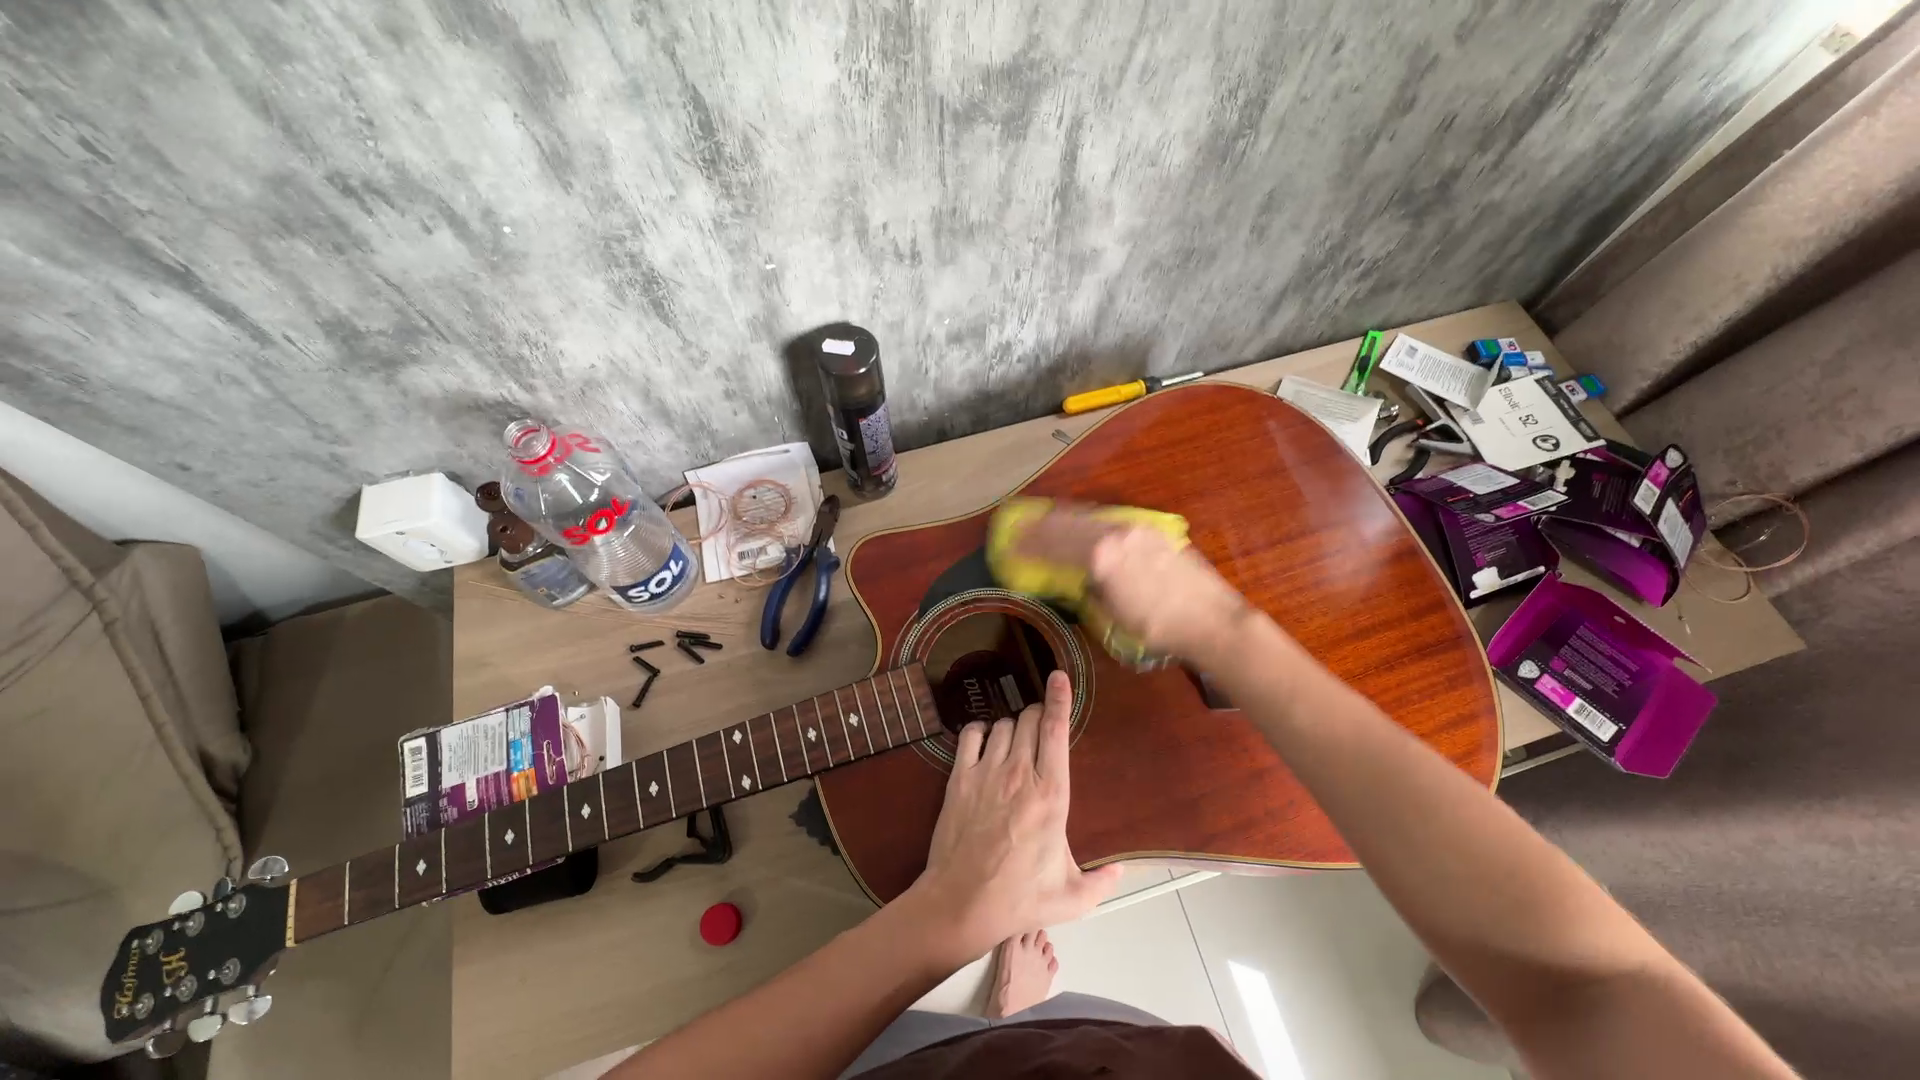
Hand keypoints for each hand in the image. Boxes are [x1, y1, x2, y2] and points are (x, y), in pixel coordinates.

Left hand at [904, 671, 1122, 958]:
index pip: (1056, 731)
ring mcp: (987, 773)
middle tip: (1038, 727)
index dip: (1060, 699)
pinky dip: (979, 731)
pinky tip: (984, 740)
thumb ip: (1101, 883)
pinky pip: (970, 735)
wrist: (962, 902)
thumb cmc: (1019, 898)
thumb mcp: (1071, 897)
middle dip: (1036, 715)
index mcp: (1052, 795)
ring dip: (1012, 727)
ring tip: (1014, 742)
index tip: (1059, 676)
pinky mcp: (959, 779)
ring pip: (1003, 725)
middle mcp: (1020, 775)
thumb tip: (1121, 873)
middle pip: (1029, 720)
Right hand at [1014, 506, 1253, 661]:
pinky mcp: (1151, 530)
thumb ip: (1085, 590)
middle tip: (1019, 525)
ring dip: (1063, 518)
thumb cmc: (1158, 627)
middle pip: (1067, 522)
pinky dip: (1088, 520)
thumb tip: (1069, 579)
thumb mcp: (1110, 615)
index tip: (1009, 542)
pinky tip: (1083, 525)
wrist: (1211, 620)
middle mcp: (1115, 534)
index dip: (1027, 543)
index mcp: (1100, 556)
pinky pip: (1109, 519)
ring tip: (1044, 519)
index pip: (1053, 543)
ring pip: (1089, 515)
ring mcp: (1135, 528)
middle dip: (1040, 524)